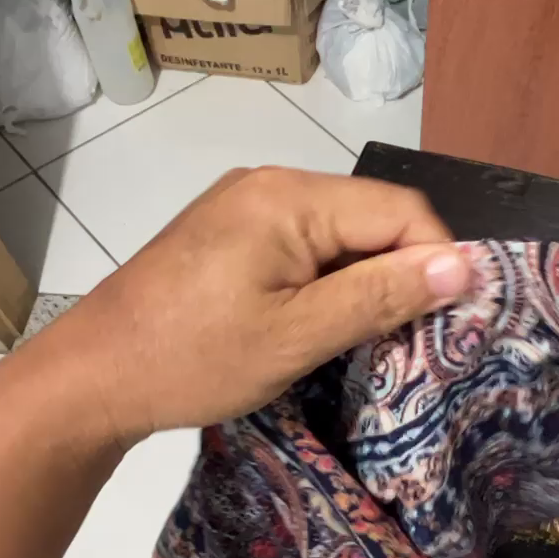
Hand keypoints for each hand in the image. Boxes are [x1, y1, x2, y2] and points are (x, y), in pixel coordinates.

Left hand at [38, 167, 470, 441]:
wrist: (95, 375)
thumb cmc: (194, 360)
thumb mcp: (296, 336)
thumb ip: (379, 296)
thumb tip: (462, 265)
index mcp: (289, 196)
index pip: (400, 209)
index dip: (436, 261)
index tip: (445, 323)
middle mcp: (271, 182)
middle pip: (370, 216)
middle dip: (400, 274)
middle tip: (406, 340)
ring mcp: (246, 205)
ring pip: (339, 233)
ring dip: (364, 281)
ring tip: (365, 338)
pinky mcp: (231, 233)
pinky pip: (303, 245)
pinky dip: (327, 281)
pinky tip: (320, 320)